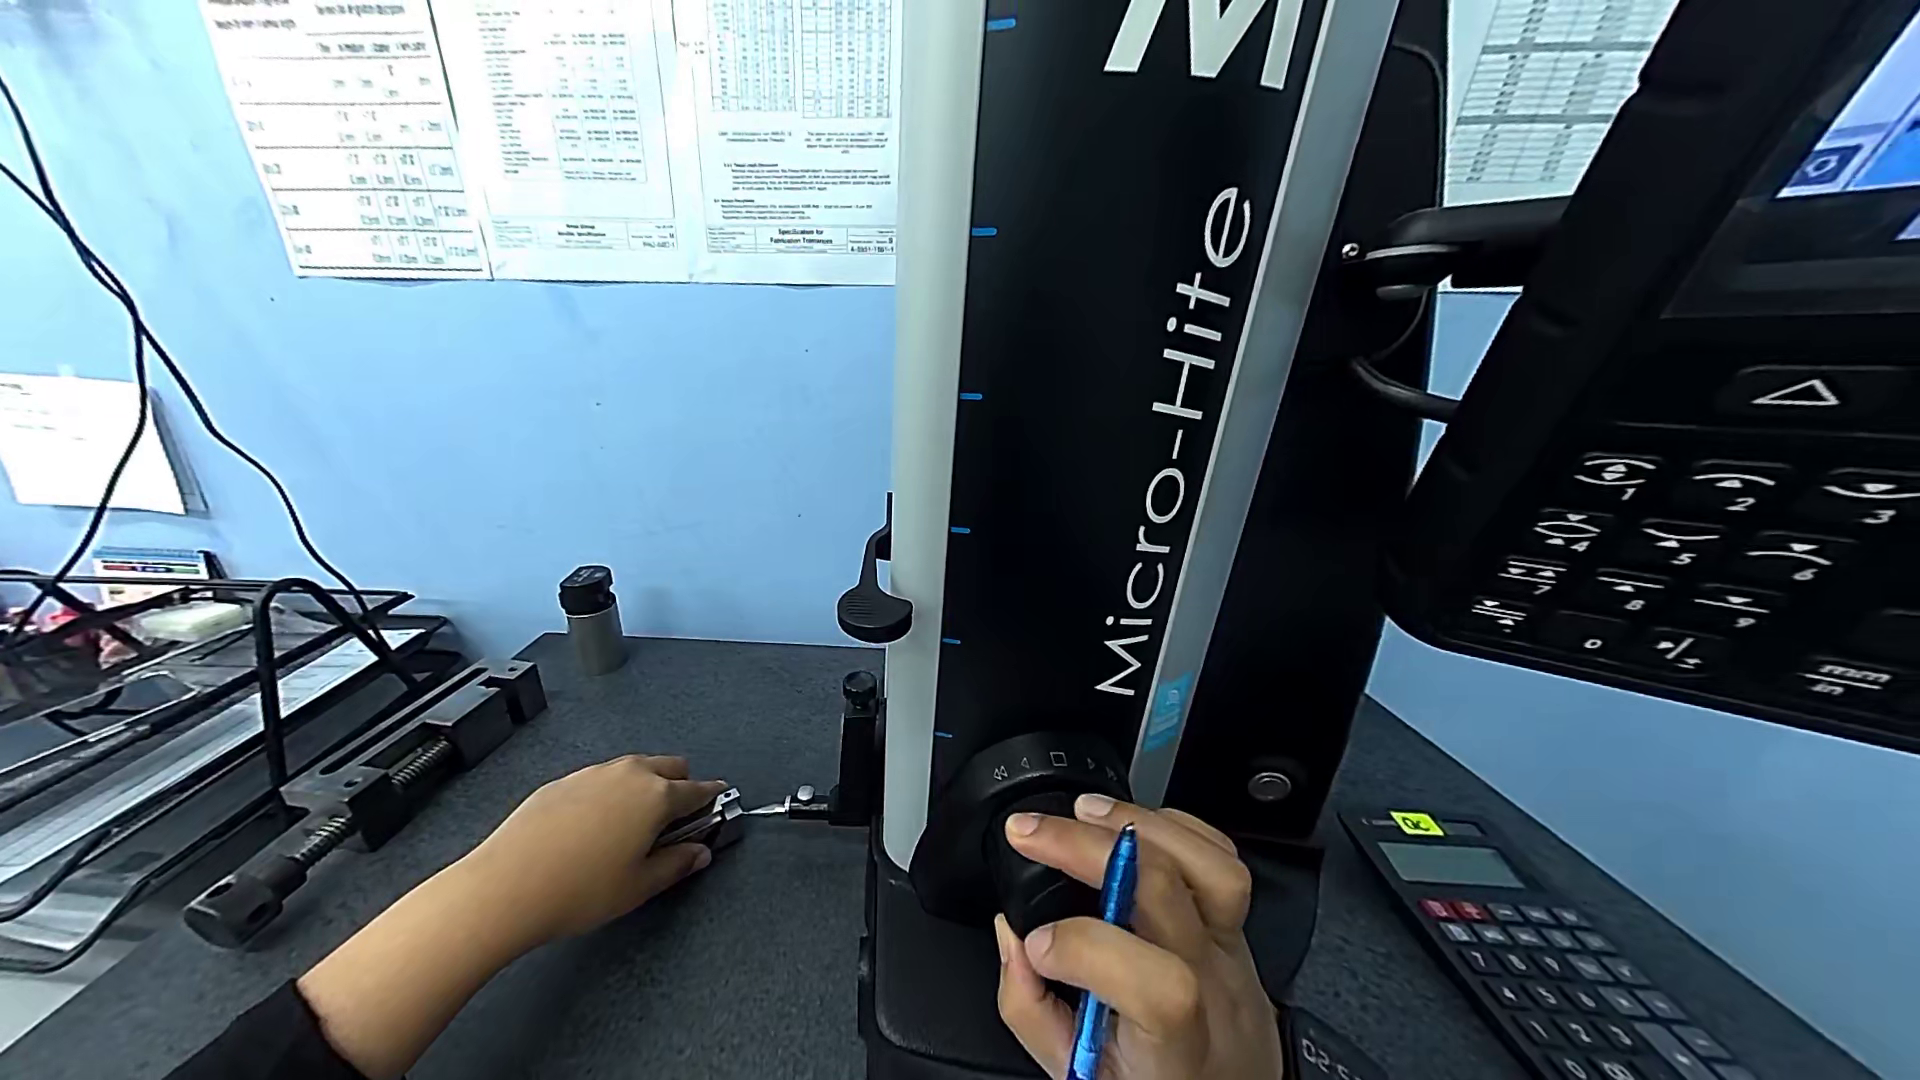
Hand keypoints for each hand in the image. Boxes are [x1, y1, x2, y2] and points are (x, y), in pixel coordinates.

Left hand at [460, 754, 728, 945]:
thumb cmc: (578, 891)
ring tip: (630, 823)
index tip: (716, 803)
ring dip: (644, 785)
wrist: (501, 889)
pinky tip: (590, 827)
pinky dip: (608, 793)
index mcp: (657, 796)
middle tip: (672, 818)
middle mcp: (631, 774)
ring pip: (635, 767)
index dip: (712, 798)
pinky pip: (600, 778)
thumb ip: (678, 864)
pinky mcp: (562, 781)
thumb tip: (700, 853)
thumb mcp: (638, 887)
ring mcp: (594, 773)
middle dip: (681, 784)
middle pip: (672, 766)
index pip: (699, 790)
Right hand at [993, 795, 1284, 1079]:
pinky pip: (1222, 855)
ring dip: (1137, 822)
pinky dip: (1172, 824)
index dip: (1085, 949)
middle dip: (1085, 846)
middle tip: (1030, 831)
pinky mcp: (1233, 919)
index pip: (1157, 987)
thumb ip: (1031, 1010)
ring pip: (1210, 865)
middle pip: (1164, 891)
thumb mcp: (1081, 1077)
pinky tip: (1128, 822)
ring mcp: (1231, 946)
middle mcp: (1215, 987)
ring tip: (1083, 811)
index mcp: (1178, 1046)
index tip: (1035, 941)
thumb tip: (1010, 933)